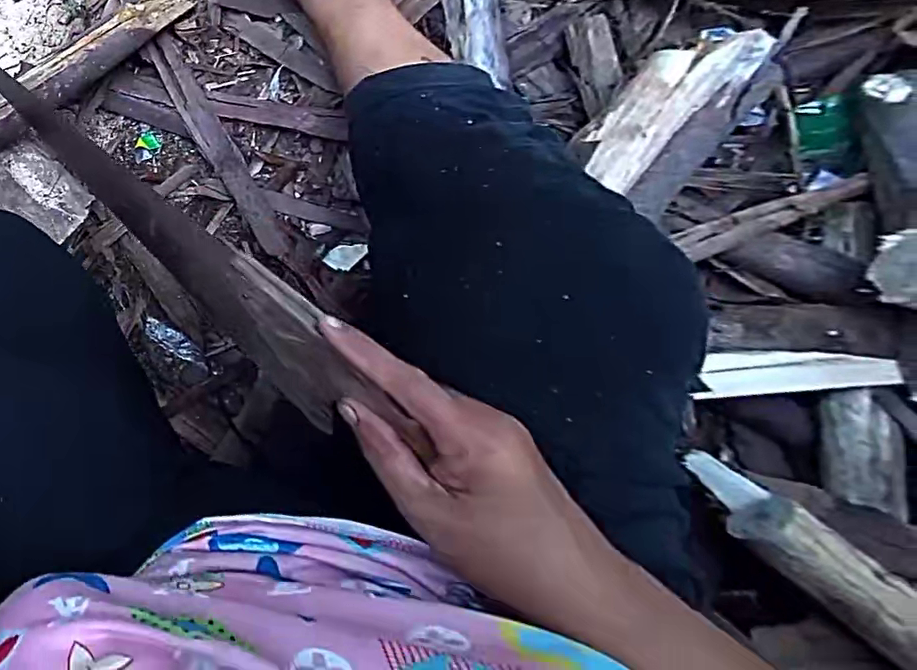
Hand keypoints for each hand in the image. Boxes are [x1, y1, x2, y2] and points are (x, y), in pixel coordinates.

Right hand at [320, 318, 641, 636]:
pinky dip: (417, 419)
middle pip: (415, 387)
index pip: (403, 379)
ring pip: (429, 402)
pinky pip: (446, 416)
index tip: (326, 322)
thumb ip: (385, 454)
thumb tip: (352, 407)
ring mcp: (501, 426)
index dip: (360, 349)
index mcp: (471, 433)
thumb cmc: (505, 559)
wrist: (592, 596)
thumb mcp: (428, 513)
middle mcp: (489, 417)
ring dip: (396, 404)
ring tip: (367, 418)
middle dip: (373, 378)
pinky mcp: (505, 439)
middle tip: (328, 370)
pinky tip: (406, 440)